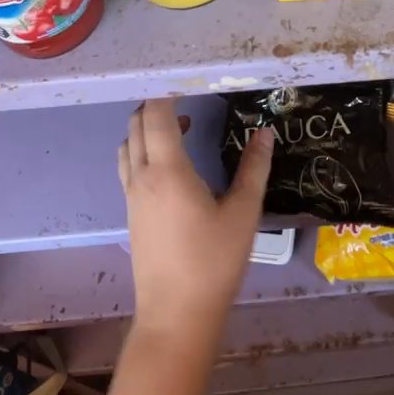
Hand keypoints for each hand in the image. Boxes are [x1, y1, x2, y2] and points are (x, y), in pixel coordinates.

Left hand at [118, 99, 272, 333]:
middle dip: (158, 104)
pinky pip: (129, 166)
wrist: (175, 316)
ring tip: (181, 128)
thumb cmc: (212, 263)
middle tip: (189, 97)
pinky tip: (172, 165)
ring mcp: (132, 196)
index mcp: (167, 171)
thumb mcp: (243, 213)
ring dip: (148, 127)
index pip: (158, 114)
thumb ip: (253, 168)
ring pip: (128, 145)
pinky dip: (143, 149)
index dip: (169, 90)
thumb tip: (264, 132)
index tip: (189, 78)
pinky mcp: (131, 214)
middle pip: (137, 124)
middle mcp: (142, 177)